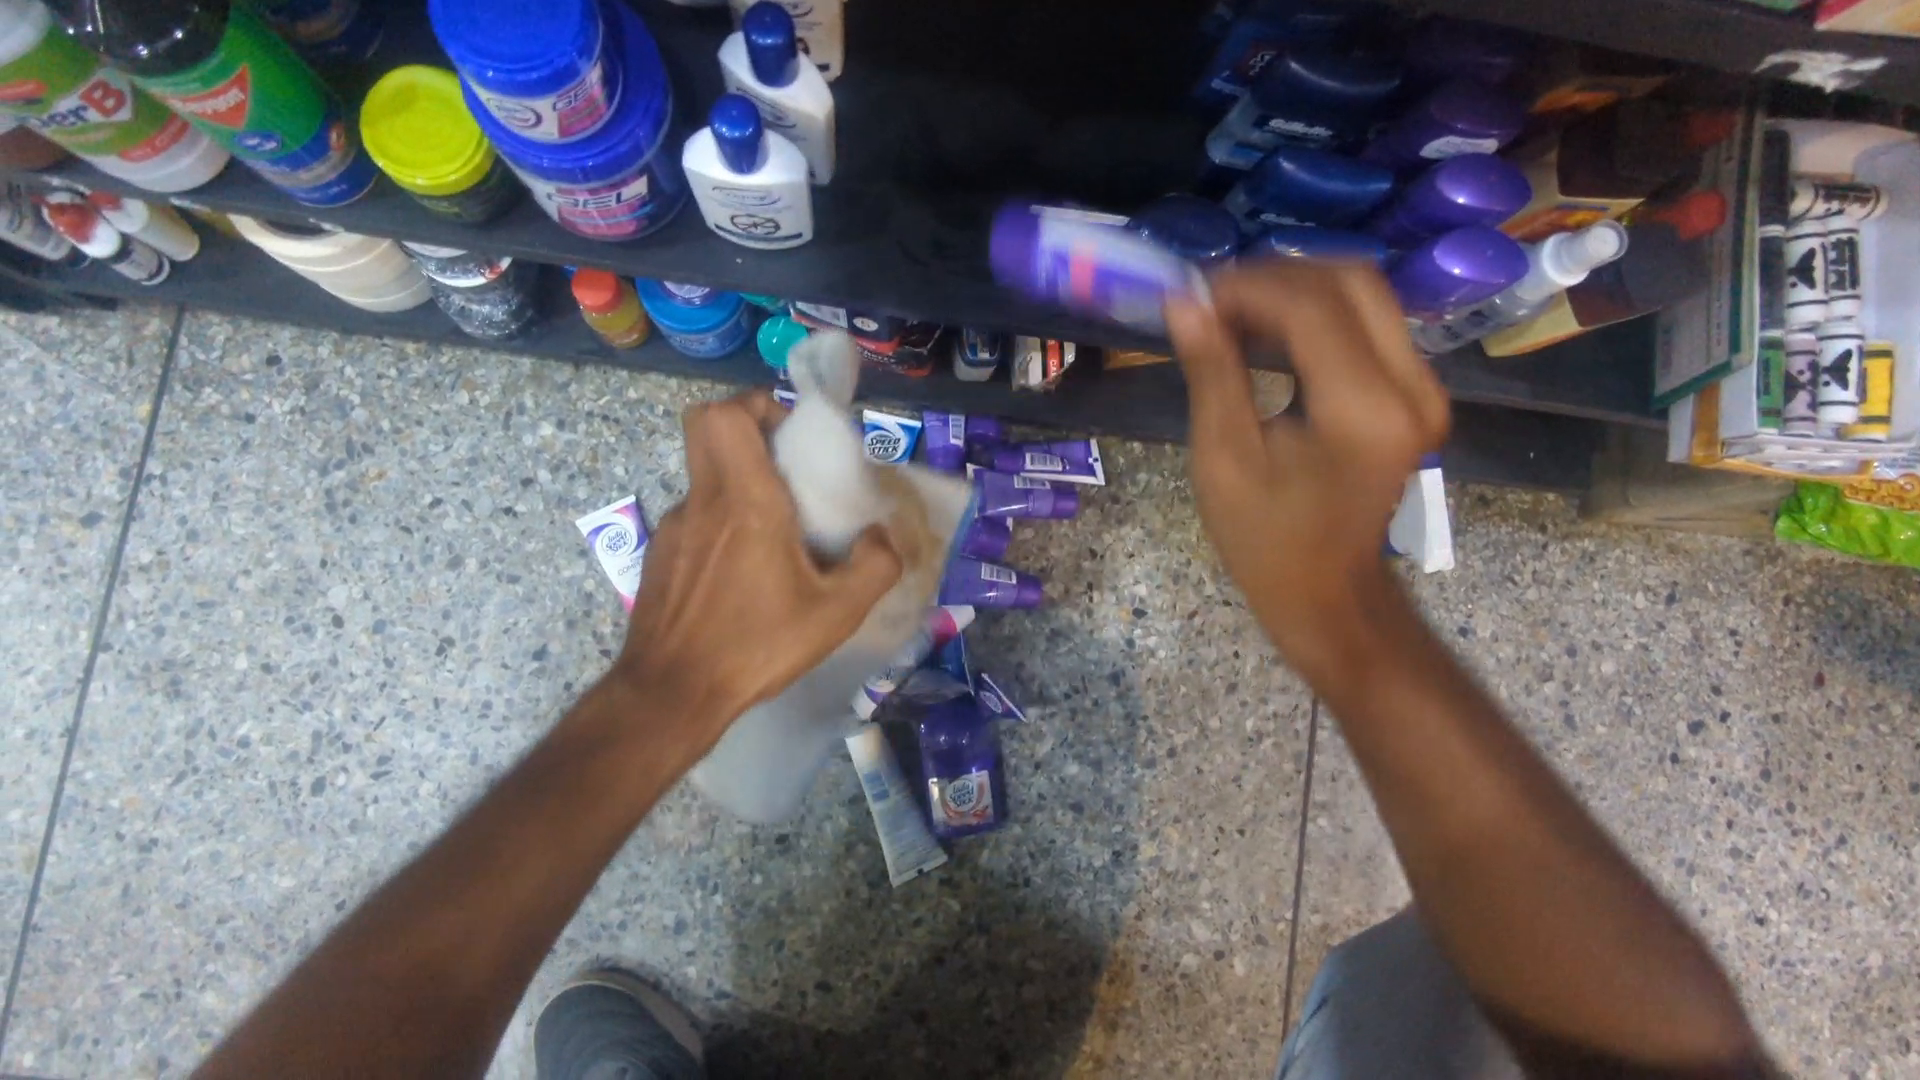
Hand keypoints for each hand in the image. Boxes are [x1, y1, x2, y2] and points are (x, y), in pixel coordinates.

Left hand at [606, 391, 901, 761]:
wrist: (671, 693)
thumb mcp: (836, 613)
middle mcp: (703, 501)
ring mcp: (674, 528)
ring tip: (777, 537)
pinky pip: (696, 517)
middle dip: (747, 428)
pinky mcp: (660, 556)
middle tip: (785, 465)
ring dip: (740, 484)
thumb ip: (875, 566)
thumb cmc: (756, 645)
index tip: (790, 434)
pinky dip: (722, 523)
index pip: (725, 414)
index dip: (756, 405)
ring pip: (705, 477)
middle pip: (706, 428)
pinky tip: (744, 576)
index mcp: (745, 501)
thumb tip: (883, 536)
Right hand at [1166, 261, 1449, 673]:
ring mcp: (1425, 388)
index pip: (1311, 307)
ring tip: (1234, 311)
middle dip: (1275, 276)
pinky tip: (1269, 330)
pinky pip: (1370, 322)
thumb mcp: (1223, 459)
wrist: (1326, 591)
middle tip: (1214, 297)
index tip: (1194, 296)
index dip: (1248, 287)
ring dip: (1296, 289)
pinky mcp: (1418, 392)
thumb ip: (1212, 373)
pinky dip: (1317, 313)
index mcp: (1362, 411)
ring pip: (1365, 294)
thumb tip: (1185, 302)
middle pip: (1351, 282)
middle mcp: (1411, 387)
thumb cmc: (1265, 539)